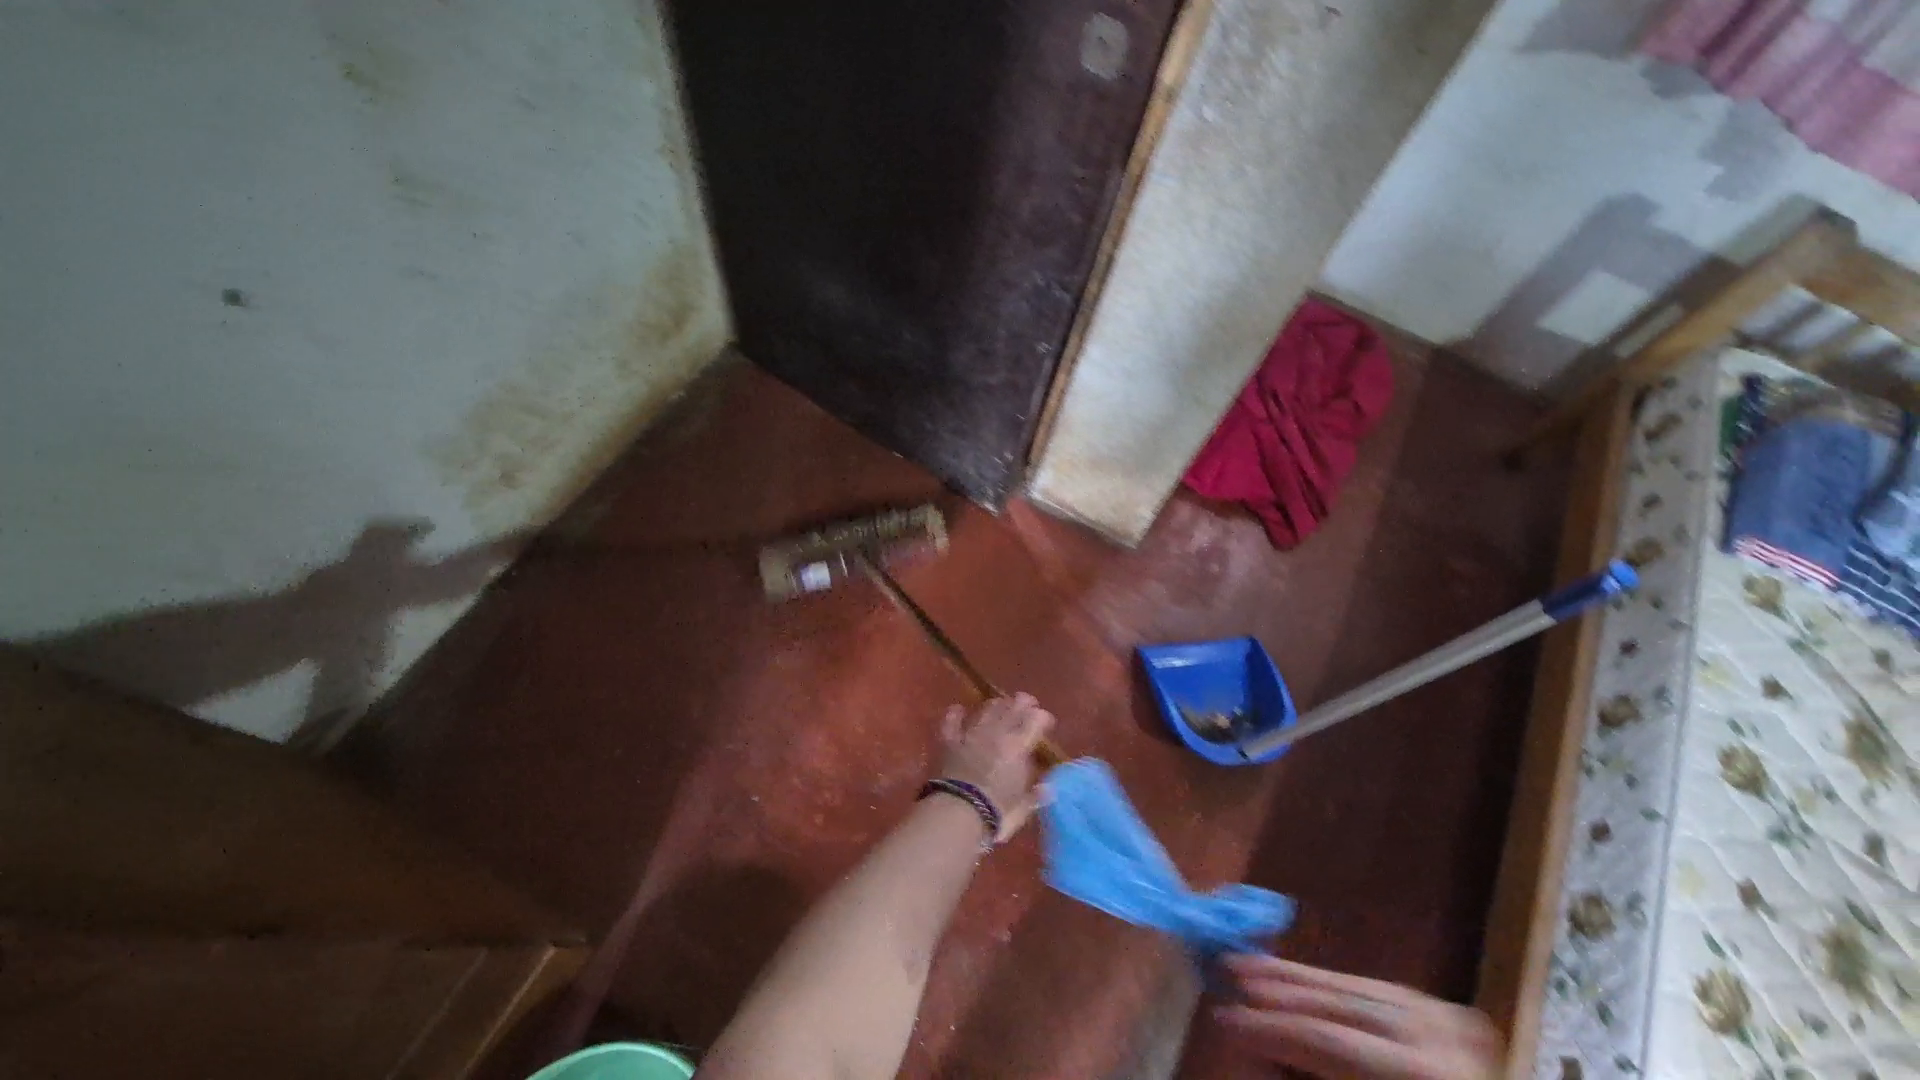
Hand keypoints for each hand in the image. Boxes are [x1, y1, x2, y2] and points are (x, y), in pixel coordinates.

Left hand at [937, 694, 1053, 840]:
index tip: (1046, 720)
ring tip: (1000, 703)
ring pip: (985, 711)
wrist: (957, 812)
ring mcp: (970, 734)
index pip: (1034, 721)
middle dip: (1020, 703)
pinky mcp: (947, 741)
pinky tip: (958, 709)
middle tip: (1026, 701)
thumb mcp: (1022, 808)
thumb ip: (1035, 796)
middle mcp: (996, 733)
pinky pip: (950, 722)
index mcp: (1018, 747)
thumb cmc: (996, 813)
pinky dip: (955, 714)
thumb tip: (1048, 789)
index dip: (1042, 717)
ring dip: (994, 705)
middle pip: (1010, 709)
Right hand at [1210, 954, 1500, 1079]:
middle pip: (1341, 1007)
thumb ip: (1292, 1073)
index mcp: (1416, 1074)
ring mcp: (1447, 1023)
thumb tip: (1244, 1041)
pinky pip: (1374, 991)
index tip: (1222, 1019)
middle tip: (1228, 975)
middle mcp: (1439, 1040)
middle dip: (1279, 993)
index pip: (1327, 1039)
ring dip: (1296, 978)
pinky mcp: (1447, 1016)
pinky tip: (1295, 976)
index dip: (1271, 1028)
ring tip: (1246, 966)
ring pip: (1355, 990)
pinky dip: (1331, 984)